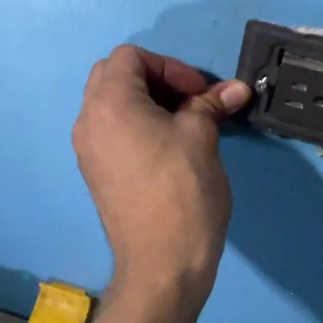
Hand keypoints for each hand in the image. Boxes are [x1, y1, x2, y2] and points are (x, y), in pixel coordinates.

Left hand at [72, 45, 252, 311]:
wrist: (161, 265)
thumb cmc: (183, 192)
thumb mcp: (202, 137)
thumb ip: (211, 104)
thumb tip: (236, 88)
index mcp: (108, 103)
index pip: (130, 56)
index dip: (169, 65)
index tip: (199, 93)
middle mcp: (88, 121)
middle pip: (114, 75)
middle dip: (156, 80)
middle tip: (191, 102)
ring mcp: (87, 150)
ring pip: (112, 104)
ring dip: (148, 103)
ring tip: (185, 125)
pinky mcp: (95, 173)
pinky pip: (111, 131)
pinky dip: (137, 126)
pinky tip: (169, 148)